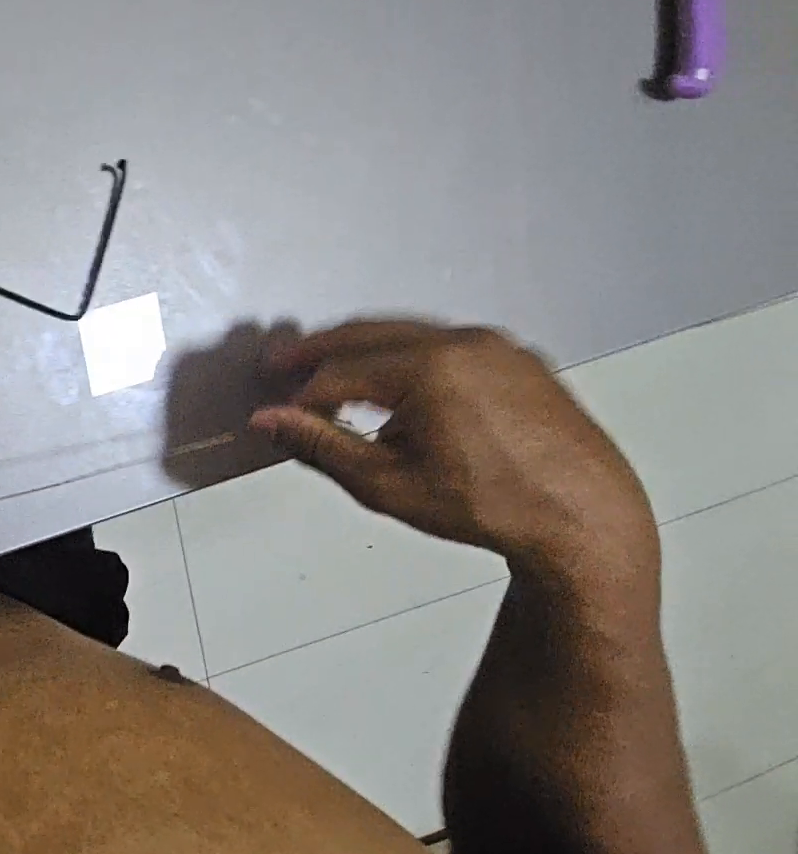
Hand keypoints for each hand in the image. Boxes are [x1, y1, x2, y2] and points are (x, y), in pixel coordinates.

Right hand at [248, 321, 654, 571]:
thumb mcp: (383, 482)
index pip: (338, 373)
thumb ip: (318, 444)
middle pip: (367, 335)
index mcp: (430, 369)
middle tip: (278, 363)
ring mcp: (496, 347)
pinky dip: (401, 357)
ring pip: (405, 335)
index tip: (280, 420)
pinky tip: (387, 387)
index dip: (301, 398)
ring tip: (324, 373)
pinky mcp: (517, 360)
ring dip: (359, 351)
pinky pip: (442, 346)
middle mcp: (464, 343)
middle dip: (317, 350)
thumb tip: (269, 420)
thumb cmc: (485, 504)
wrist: (584, 518)